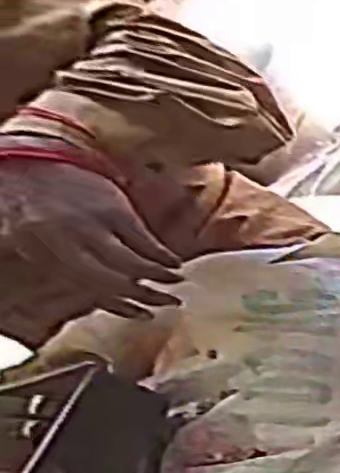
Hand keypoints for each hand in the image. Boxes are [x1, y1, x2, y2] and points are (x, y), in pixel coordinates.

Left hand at [0, 156, 182, 319]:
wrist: (36, 156)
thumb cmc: (34, 201)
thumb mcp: (30, 234)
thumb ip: (60, 263)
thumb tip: (102, 296)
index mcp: (36, 246)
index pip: (83, 286)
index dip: (118, 306)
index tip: (145, 316)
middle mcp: (60, 238)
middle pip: (109, 279)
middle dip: (144, 294)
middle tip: (169, 301)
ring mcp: (89, 225)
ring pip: (133, 264)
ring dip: (160, 276)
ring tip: (177, 279)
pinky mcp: (115, 214)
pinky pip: (146, 245)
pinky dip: (164, 257)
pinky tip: (173, 261)